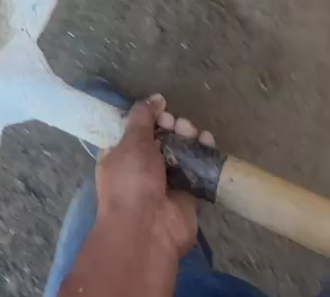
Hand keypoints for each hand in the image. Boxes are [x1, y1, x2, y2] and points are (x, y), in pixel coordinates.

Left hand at [61, 95, 216, 296]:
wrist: (147, 230)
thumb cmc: (131, 181)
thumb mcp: (131, 141)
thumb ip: (142, 116)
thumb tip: (156, 98)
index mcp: (121, 156)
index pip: (136, 129)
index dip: (149, 117)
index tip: (159, 111)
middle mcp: (142, 168)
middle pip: (162, 137)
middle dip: (172, 125)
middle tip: (177, 125)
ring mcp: (165, 182)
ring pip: (181, 150)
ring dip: (189, 136)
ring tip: (193, 132)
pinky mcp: (187, 193)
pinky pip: (196, 167)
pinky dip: (204, 152)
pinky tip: (208, 141)